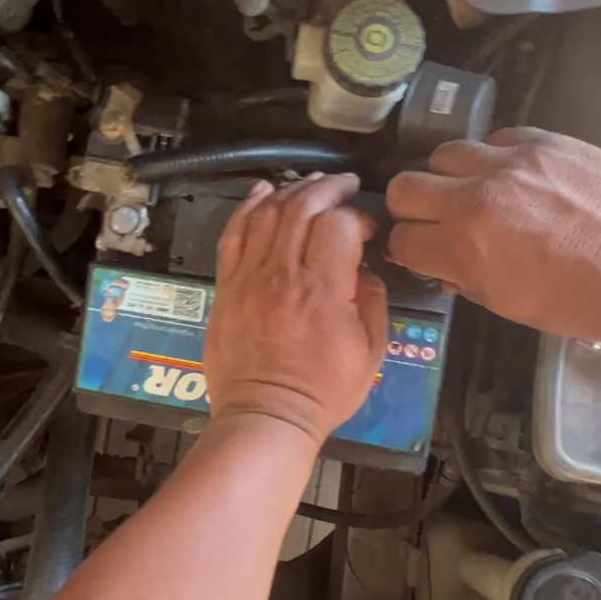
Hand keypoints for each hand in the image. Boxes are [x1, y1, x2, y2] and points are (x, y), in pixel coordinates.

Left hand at [205, 173, 390, 443]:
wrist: (265, 415)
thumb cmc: (322, 390)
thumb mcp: (371, 352)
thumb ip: (373, 301)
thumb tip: (365, 270)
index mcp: (323, 289)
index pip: (339, 224)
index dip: (357, 216)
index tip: (367, 228)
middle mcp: (283, 274)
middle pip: (302, 207)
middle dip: (328, 188)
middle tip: (345, 185)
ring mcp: (249, 277)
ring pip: (267, 213)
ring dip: (291, 191)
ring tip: (311, 184)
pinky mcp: (227, 286)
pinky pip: (233, 234)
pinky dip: (247, 207)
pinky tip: (262, 192)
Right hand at [385, 129, 600, 348]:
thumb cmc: (585, 303)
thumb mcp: (510, 306)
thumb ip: (464, 279)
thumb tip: (443, 262)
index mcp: (465, 249)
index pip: (400, 240)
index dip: (405, 249)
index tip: (418, 252)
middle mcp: (476, 199)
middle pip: (404, 187)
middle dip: (411, 209)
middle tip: (434, 219)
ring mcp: (511, 163)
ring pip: (443, 153)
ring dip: (450, 176)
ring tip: (475, 191)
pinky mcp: (546, 140)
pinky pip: (495, 138)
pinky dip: (495, 158)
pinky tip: (516, 176)